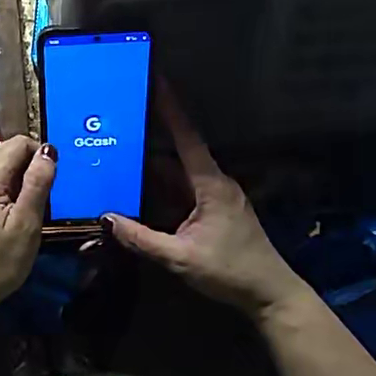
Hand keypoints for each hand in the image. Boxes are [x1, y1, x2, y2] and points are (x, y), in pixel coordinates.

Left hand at [0, 135, 56, 310]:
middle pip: (7, 150)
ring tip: (33, 203)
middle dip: (31, 163)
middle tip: (47, 193)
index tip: (54, 181)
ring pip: (0, 164)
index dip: (41, 154)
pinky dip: (8, 186)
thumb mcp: (26, 224)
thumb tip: (48, 150)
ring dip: (21, 176)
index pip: (18, 143)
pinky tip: (16, 209)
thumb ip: (37, 183)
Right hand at [104, 90, 311, 319]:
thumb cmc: (230, 272)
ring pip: (175, 176)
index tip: (155, 80)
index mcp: (211, 185)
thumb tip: (106, 219)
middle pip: (175, 156)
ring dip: (148, 171)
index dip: (170, 108)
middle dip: (147, 141)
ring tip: (115, 159)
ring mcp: (213, 199)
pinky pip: (179, 193)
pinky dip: (156, 191)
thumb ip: (141, 238)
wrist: (270, 295)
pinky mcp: (211, 213)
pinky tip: (133, 194)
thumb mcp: (179, 257)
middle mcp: (213, 184)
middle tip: (116, 127)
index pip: (186, 138)